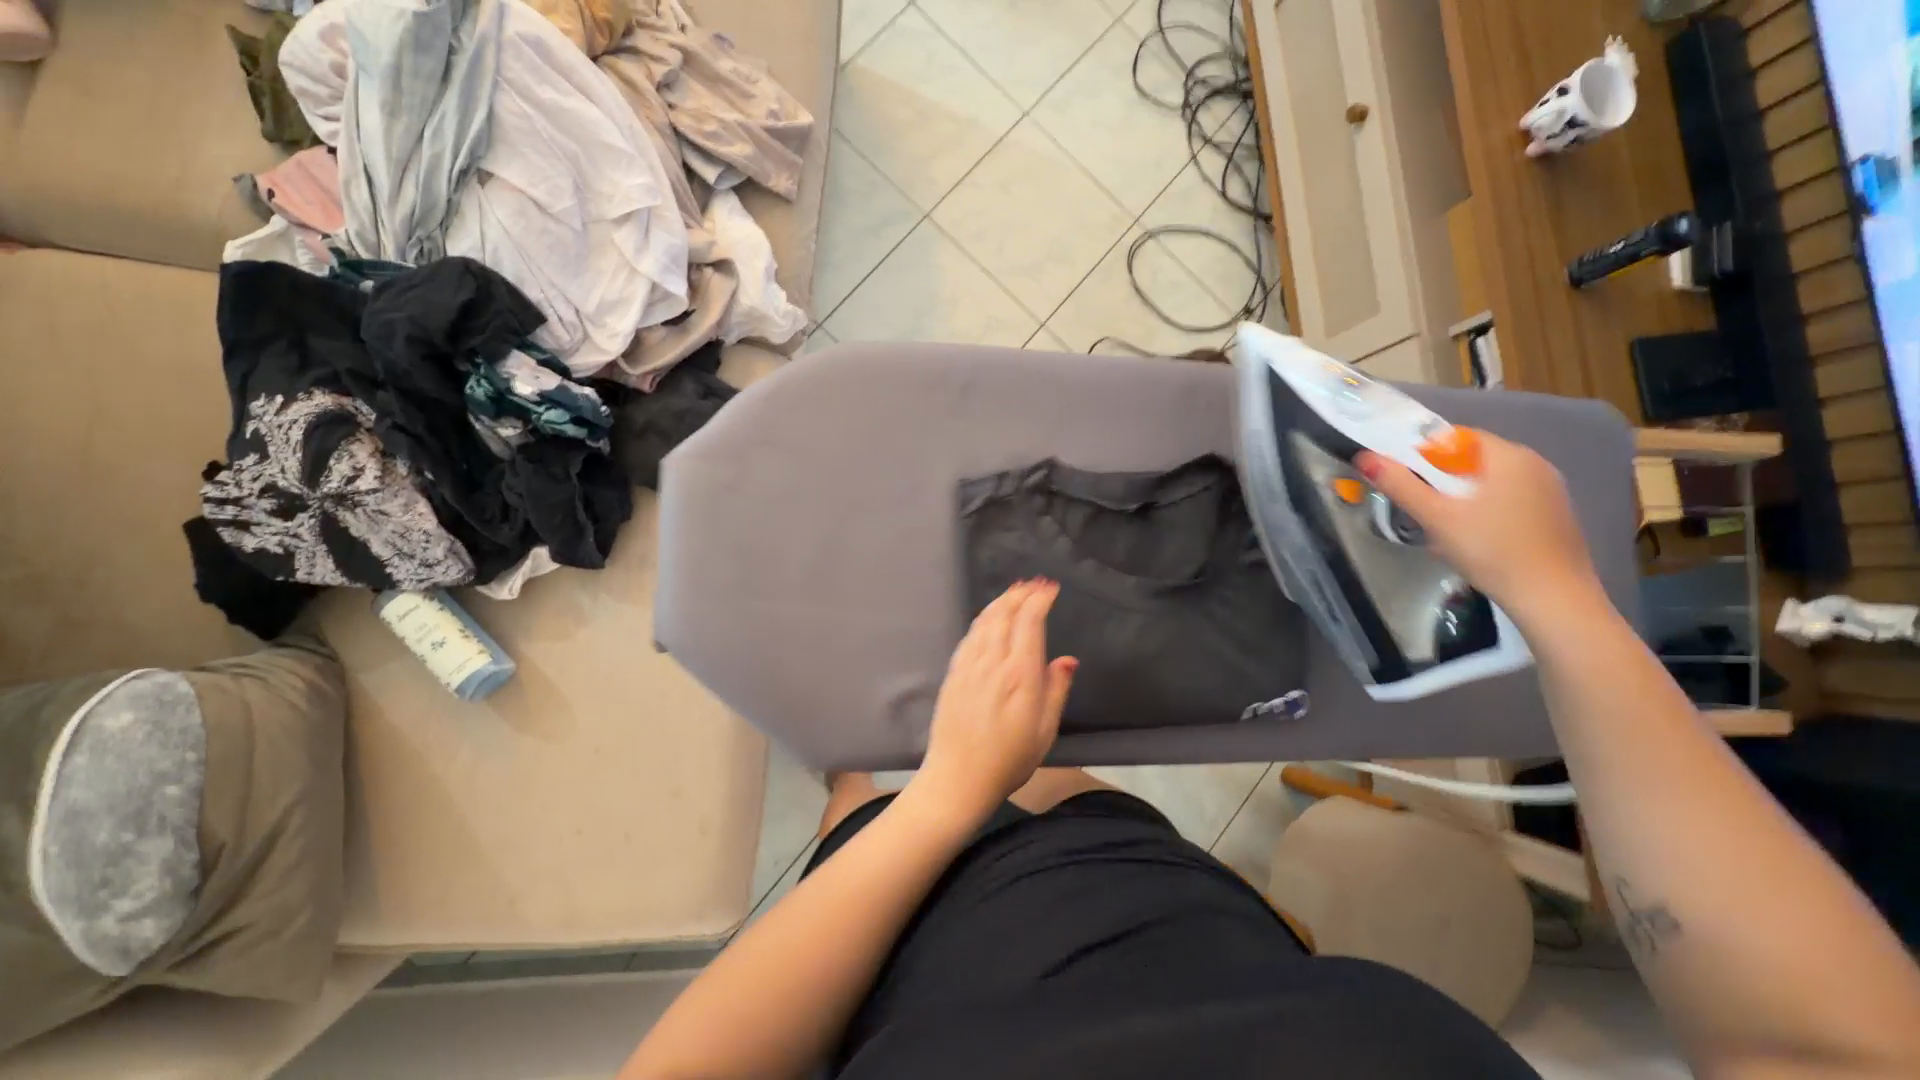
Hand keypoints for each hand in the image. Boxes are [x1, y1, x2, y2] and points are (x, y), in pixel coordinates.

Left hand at [913, 580, 1077, 821]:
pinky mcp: (953, 675)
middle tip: (1034, 584)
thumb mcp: (1045, 731)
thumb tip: (1067, 660)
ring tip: (1014, 592)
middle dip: (1020, 594)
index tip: (1050, 589)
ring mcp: (969, 667)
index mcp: (1020, 675)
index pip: (1029, 623)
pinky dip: (982, 619)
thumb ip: (1055, 691)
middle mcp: (992, 663)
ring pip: (984, 622)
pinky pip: (969, 637)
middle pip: (1005, 615)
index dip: (1039, 600)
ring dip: (1000, 602)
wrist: (958, 779)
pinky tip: (988, 618)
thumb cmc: (1009, 760)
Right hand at [1357, 433, 1603, 623]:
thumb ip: (1401, 485)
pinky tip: (1476, 543)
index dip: (1424, 455)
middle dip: (1442, 482)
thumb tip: (1365, 457)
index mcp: (1508, 455)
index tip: (1406, 482)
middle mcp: (1535, 464)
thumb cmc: (1492, 551)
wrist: (1553, 598)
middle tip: (1422, 512)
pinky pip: (1510, 503)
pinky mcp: (1556, 517)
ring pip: (1491, 484)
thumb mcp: (1437, 518)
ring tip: (1444, 531)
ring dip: (1462, 500)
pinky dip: (1487, 514)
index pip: (1456, 438)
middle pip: (1473, 462)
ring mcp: (1550, 491)